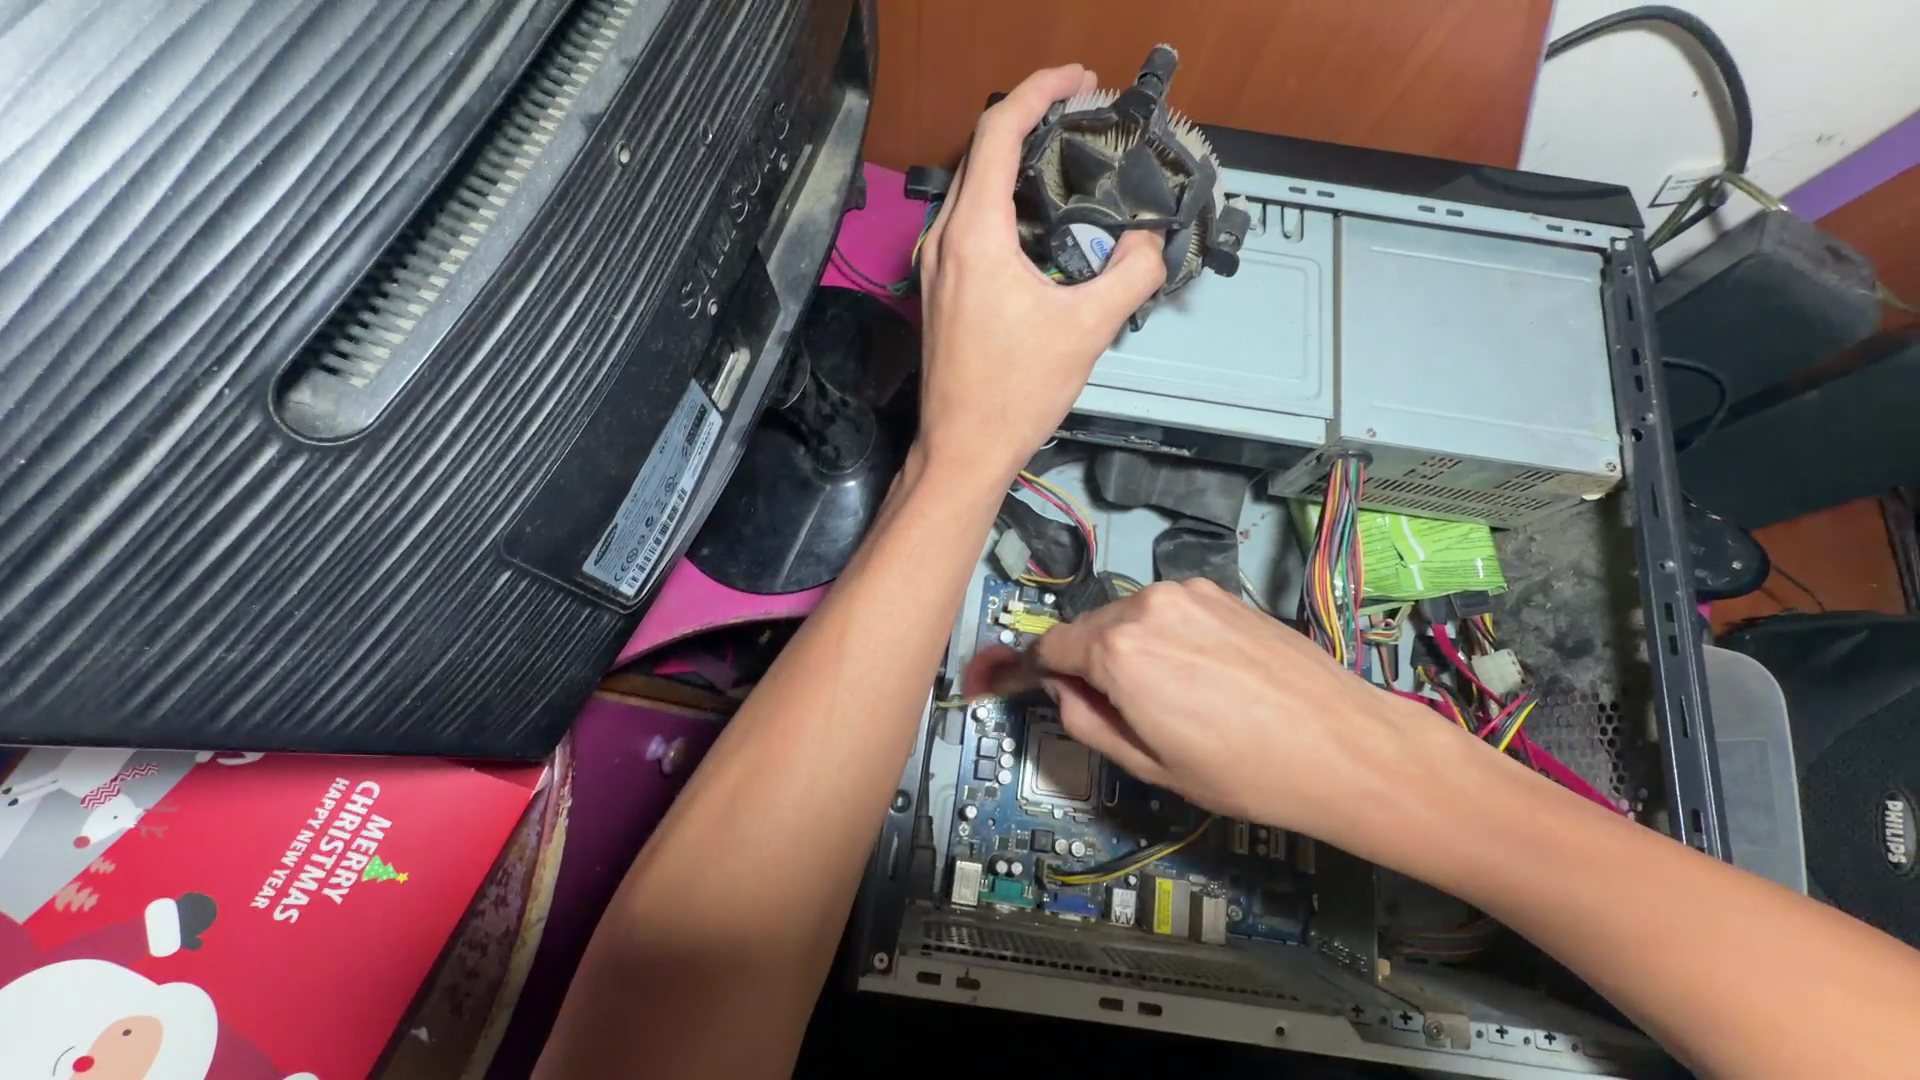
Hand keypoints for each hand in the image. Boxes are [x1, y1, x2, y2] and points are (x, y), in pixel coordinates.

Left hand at [914, 64, 1166, 488]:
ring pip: (970, 187)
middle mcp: (944, 243)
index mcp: (974, 238)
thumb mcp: (1087, 330)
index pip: (998, 132)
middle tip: (1077, 113)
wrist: (963, 448)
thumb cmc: (1009, 398)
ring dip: (1013, 162)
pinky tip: (1035, 221)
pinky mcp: (938, 291)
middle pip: (980, 151)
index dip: (1039, 92)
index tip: (1076, 80)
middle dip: (1029, 119)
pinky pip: (967, 224)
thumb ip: (1130, 275)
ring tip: (1062, 159)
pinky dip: (1000, 202)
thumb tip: (1149, 245)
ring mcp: (935, 268)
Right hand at [1020, 578, 1445, 844]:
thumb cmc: (1244, 771)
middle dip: (1088, 663)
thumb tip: (1061, 690)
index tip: (1023, 684)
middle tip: (1120, 710)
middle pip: (1088, 630)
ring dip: (1128, 648)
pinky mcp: (1222, 592)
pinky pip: (1168, 610)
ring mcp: (1189, 592)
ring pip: (1129, 618)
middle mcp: (1147, 605)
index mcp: (1119, 650)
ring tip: (1173, 697)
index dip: (1031, 671)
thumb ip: (1085, 720)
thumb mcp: (1148, 764)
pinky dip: (1165, 635)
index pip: (1048, 648)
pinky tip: (1202, 674)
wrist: (1344, 746)